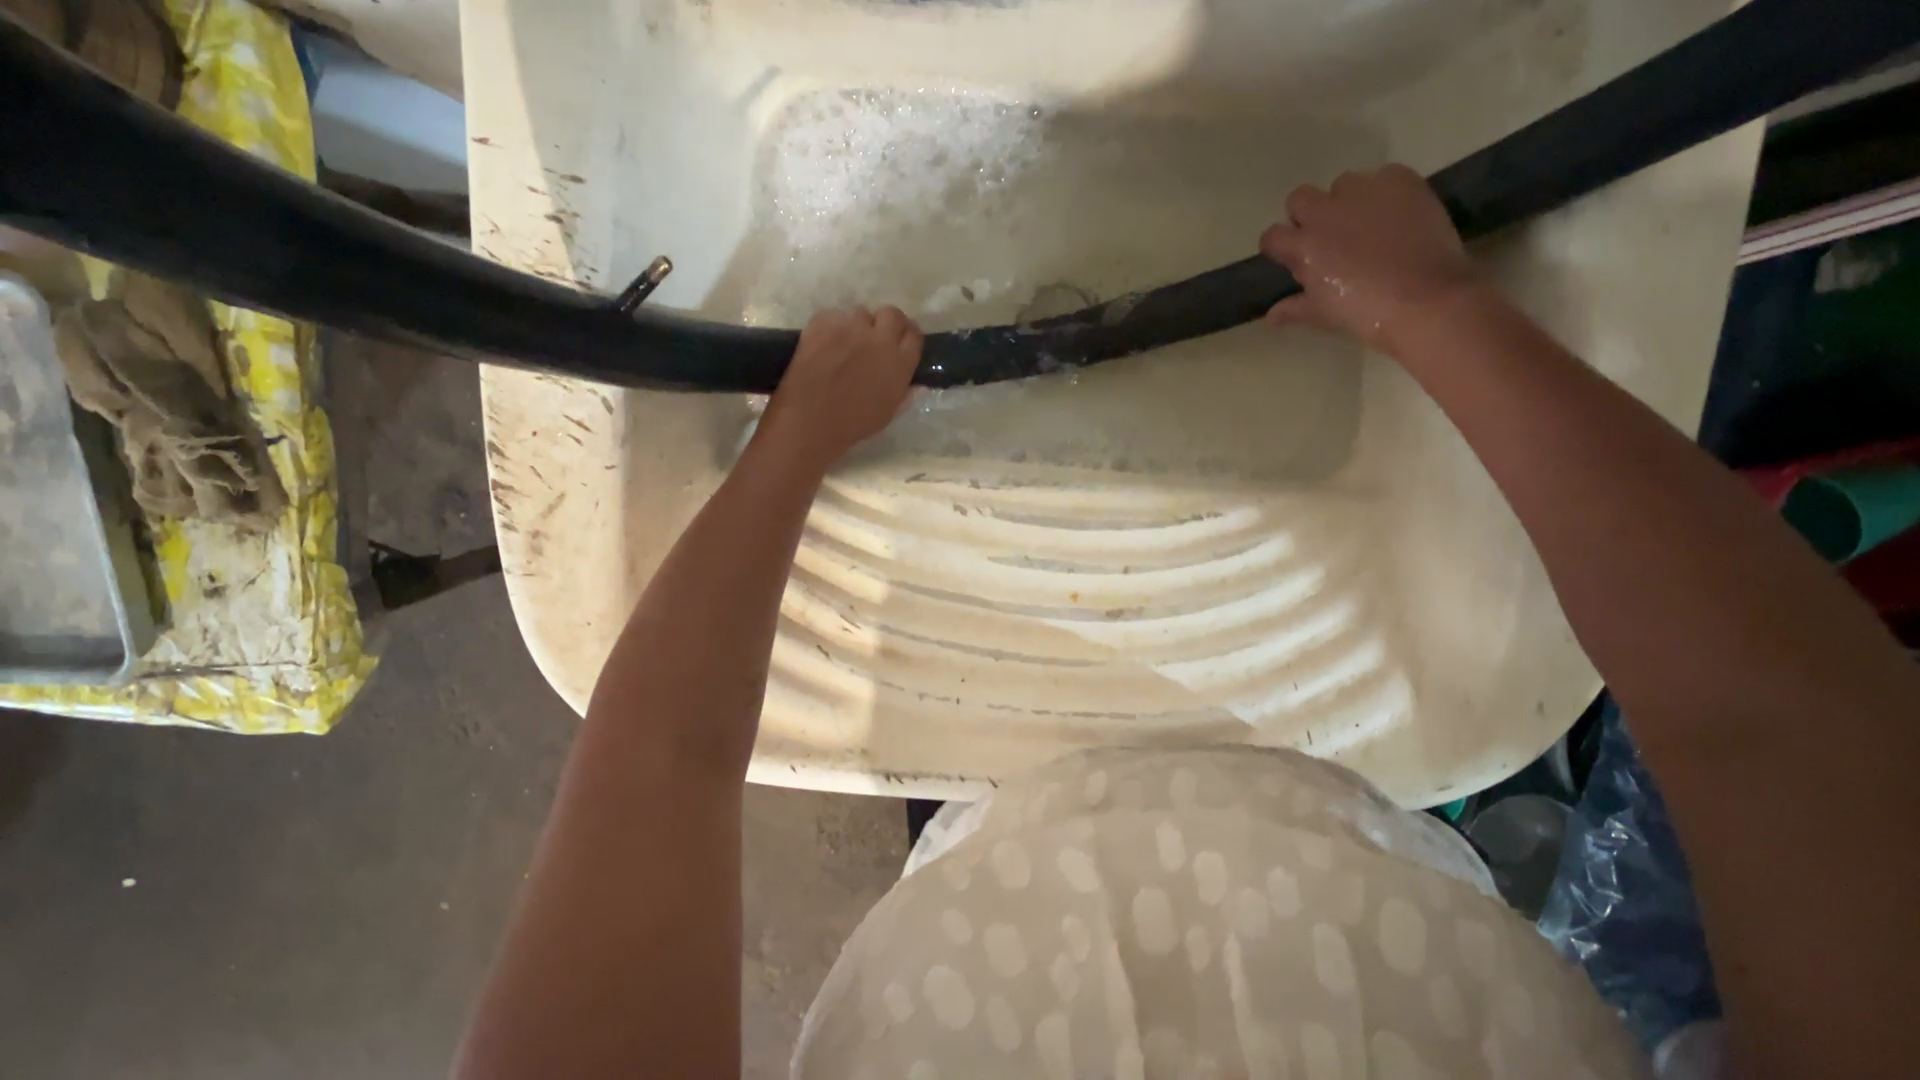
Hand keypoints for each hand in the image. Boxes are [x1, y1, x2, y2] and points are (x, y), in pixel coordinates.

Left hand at [755, 306, 922, 469]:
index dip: (908, 336)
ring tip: (846, 342)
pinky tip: (825, 344)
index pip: (914, 334)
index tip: (901, 342)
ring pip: (859, 313)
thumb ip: (904, 391)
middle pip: (891, 313)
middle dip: (886, 323)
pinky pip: (832, 316)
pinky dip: (831, 327)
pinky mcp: (822, 323)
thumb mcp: (889, 412)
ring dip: (857, 325)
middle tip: (876, 338)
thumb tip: (917, 382)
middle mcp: (878, 338)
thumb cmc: (853, 423)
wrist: (810, 420)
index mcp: (899, 361)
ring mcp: (849, 327)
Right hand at [1259, 165, 1484, 352]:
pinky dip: (1386, 191)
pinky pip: (1385, 175)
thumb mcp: (1324, 315)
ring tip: (1367, 223)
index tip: (1292, 257)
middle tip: (1328, 236)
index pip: (1272, 235)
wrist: (1426, 299)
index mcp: (1304, 246)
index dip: (1280, 246)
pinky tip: (1397, 213)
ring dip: (1348, 200)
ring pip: (1343, 183)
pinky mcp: (1400, 182)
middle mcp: (1326, 212)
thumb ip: (1295, 308)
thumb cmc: (1366, 313)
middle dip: (1308, 214)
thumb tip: (1271, 317)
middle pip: (1300, 198)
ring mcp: (1364, 193)